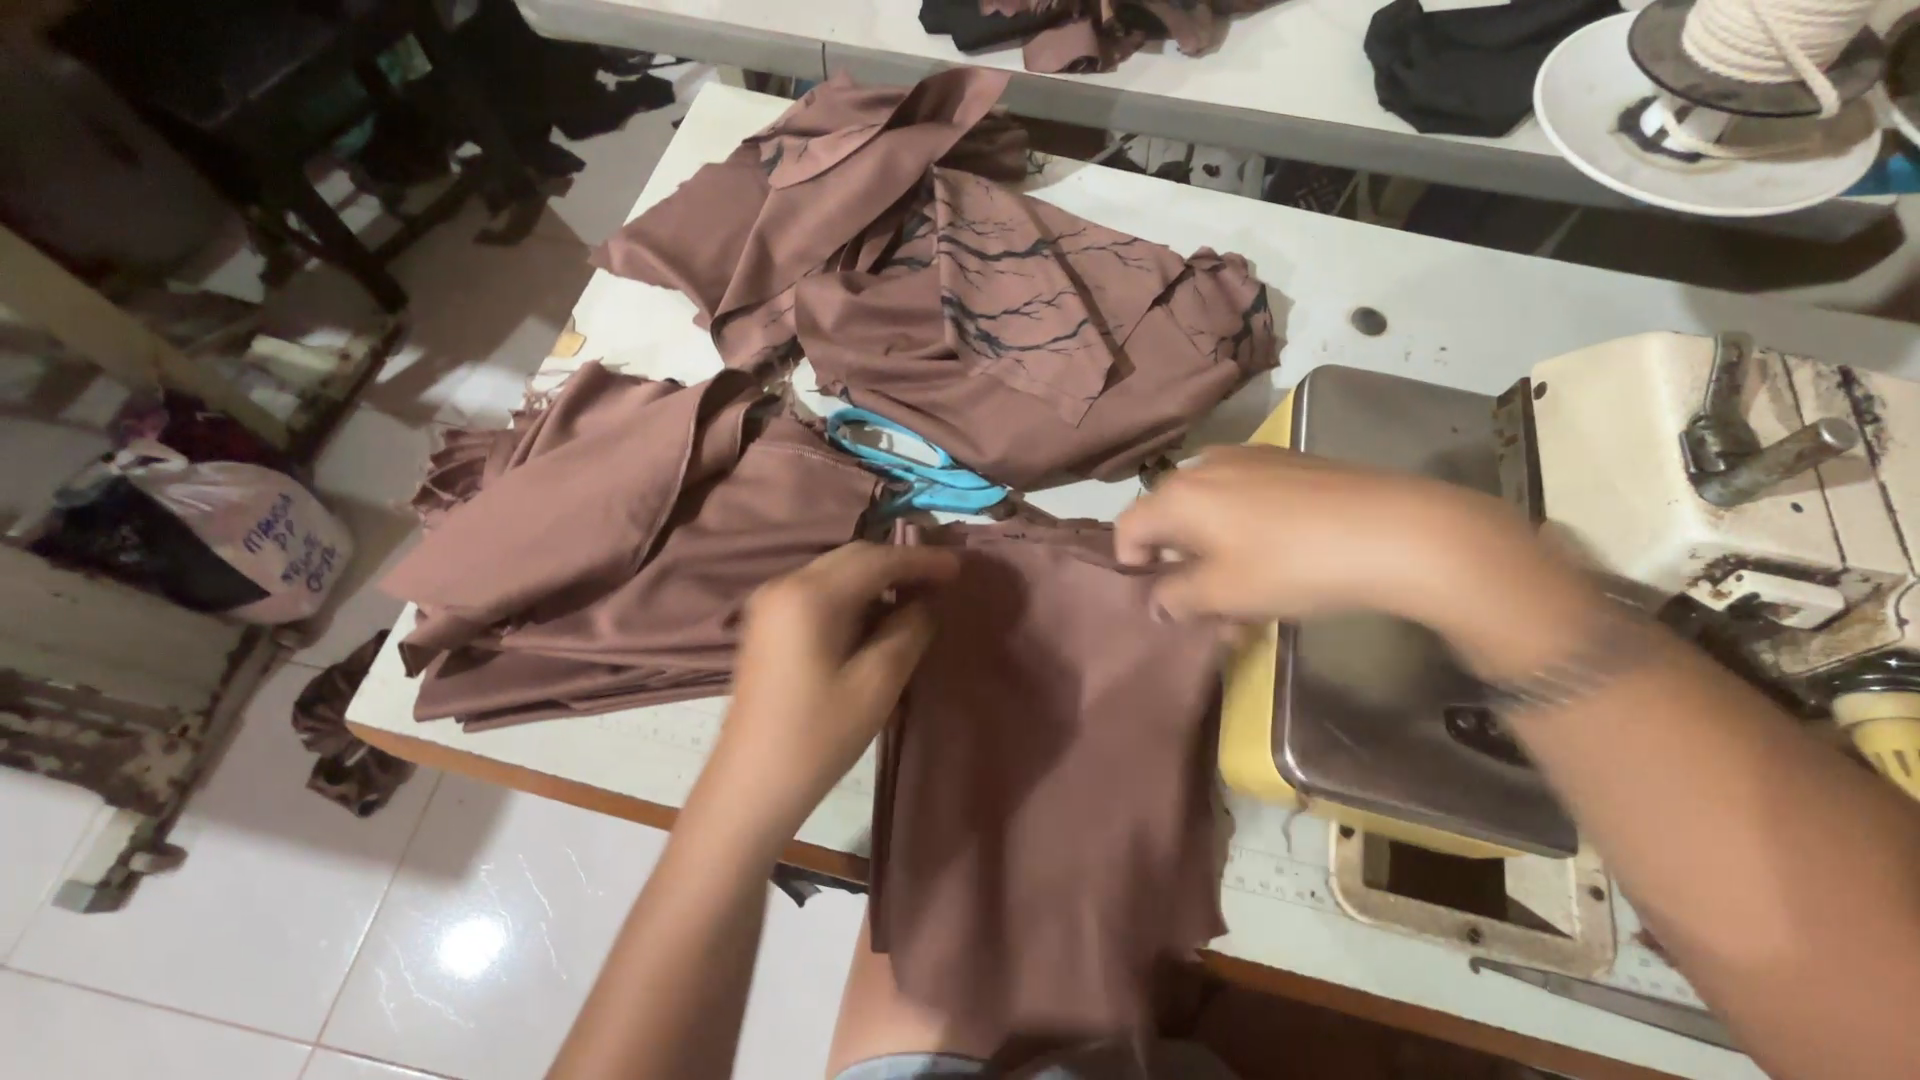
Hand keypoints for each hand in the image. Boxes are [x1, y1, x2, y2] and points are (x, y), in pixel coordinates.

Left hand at [712, 542, 960, 831]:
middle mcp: (785, 585)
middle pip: (853, 557)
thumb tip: (927, 602)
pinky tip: (879, 615)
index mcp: (810, 596)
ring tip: (919, 594)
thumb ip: (909, 631)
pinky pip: (819, 591)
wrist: (752, 783)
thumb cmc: (818, 736)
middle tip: (944, 578)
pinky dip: (854, 594)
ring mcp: (770, 603)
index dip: (921, 560)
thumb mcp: (877, 683)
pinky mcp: (768, 624)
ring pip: (835, 572)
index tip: (960, 567)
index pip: (876, 559)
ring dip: (877, 577)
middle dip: (899, 563)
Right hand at [1114, 445, 1593, 675]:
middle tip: (1210, 616)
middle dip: (1182, 571)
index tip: (1162, 603)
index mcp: (1179, 493)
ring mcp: (1251, 460)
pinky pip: (1247, 503)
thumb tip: (1157, 599)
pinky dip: (1246, 537)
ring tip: (1250, 604)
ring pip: (1212, 515)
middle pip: (1171, 521)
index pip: (1127, 528)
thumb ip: (1176, 597)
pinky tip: (1282, 567)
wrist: (1396, 530)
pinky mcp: (1290, 465)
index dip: (1133, 568)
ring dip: (1216, 559)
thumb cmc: (1293, 565)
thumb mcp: (1224, 594)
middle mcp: (1206, 466)